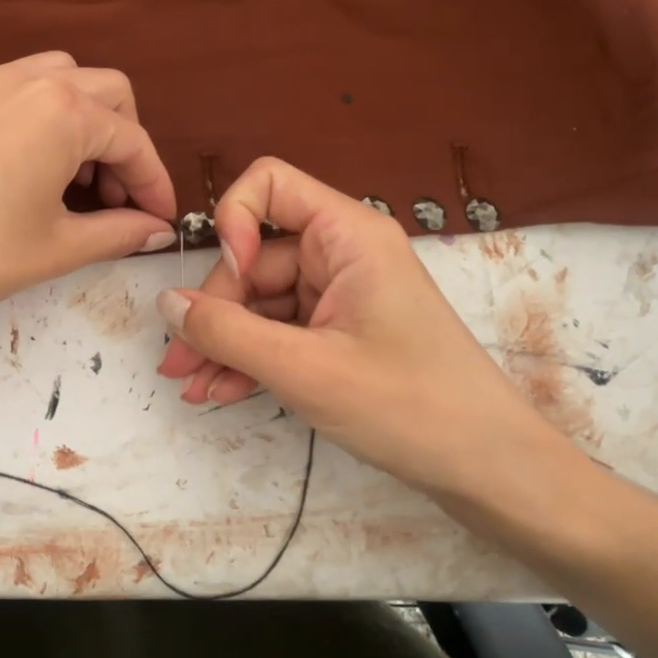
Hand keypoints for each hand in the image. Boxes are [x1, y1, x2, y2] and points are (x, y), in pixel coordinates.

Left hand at [0, 52, 176, 339]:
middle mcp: (29, 79)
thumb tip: (156, 229)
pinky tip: (32, 161)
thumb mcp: (58, 248)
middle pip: (107, 92)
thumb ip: (119, 231)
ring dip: (85, 118)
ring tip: (75, 178)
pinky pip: (19, 85)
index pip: (131, 139)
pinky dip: (43, 112)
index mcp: (63, 111)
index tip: (159, 218)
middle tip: (115, 198)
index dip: (154, 182)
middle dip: (124, 142)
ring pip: (63, 77)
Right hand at [153, 157, 571, 501]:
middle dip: (214, 309)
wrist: (493, 473)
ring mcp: (341, 294)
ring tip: (190, 388)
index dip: (234, 220)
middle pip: (254, 256)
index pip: (269, 184)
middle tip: (179, 363)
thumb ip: (226, 333)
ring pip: (260, 300)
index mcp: (347, 235)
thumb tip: (165, 304)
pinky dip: (249, 357)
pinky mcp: (341, 332)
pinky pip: (279, 330)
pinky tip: (219, 391)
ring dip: (223, 342)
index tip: (231, 279)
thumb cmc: (409, 408)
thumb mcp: (304, 370)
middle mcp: (342, 254)